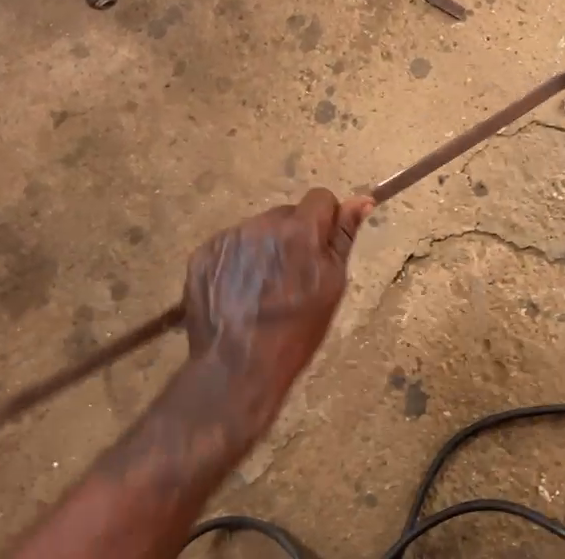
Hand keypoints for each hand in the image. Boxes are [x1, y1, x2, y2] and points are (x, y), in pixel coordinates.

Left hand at [180, 188, 373, 433]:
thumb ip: (344, 236)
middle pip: (287, 215)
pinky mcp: (203, 255)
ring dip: (265, 249)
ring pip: (257, 230)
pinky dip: (237, 263)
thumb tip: (361, 200)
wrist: (235, 367)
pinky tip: (238, 294)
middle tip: (293, 277)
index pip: (320, 198)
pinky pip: (230, 247)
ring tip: (262, 290)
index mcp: (300, 229)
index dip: (325, 221)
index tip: (321, 250)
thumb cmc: (295, 331)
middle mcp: (262, 223)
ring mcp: (229, 238)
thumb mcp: (332, 285)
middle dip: (294, 236)